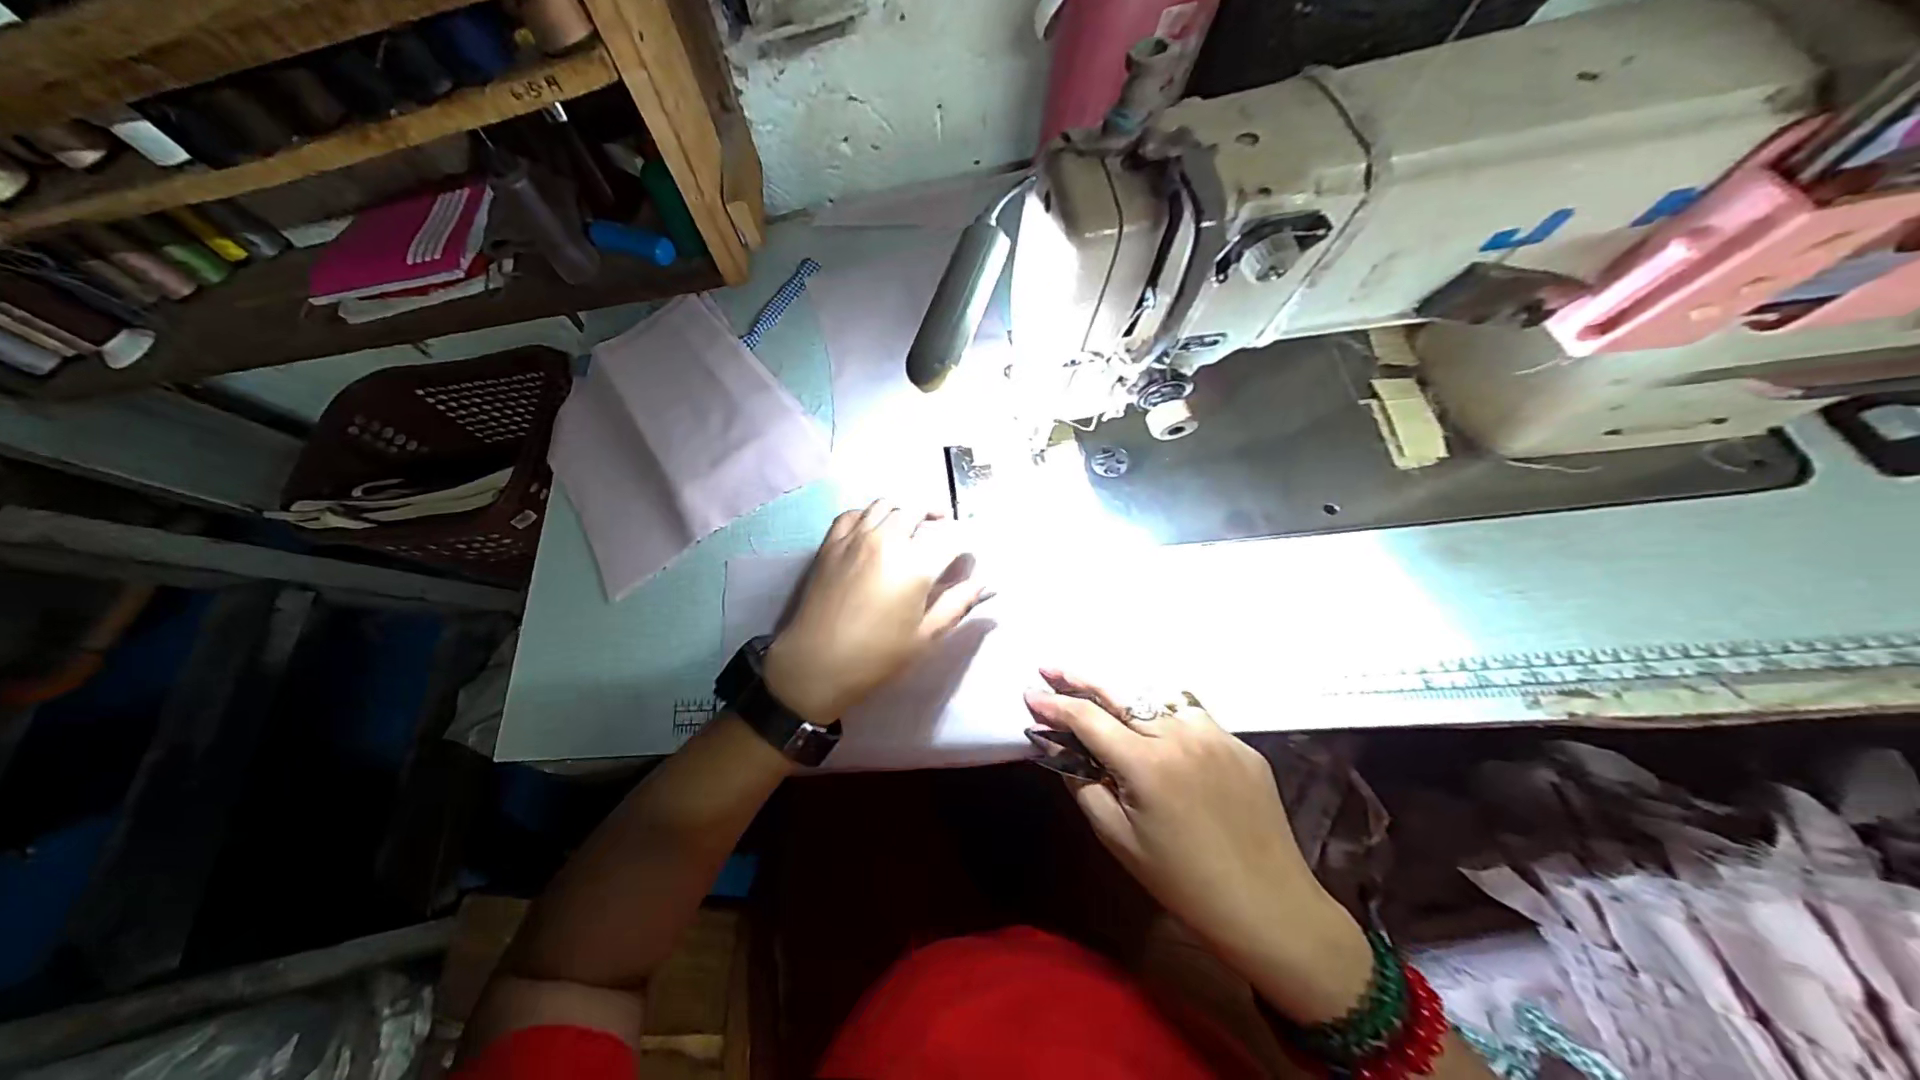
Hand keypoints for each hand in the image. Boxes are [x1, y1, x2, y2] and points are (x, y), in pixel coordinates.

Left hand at [763, 500, 989, 726]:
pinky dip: (869, 515)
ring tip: (911, 525)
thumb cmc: (876, 656)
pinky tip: (874, 528)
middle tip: (943, 530)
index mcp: (915, 565)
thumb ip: (957, 603)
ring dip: (904, 511)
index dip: (965, 545)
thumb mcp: (926, 636)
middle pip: (917, 510)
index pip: (951, 540)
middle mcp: (887, 540)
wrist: (816, 664)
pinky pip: (853, 514)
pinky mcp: (831, 544)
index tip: (968, 556)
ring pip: (886, 505)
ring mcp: (855, 538)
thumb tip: (983, 583)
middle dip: (936, 517)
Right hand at [1025, 669, 1371, 1021]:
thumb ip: (1082, 784)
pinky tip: (1154, 725)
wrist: (1266, 905)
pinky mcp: (1241, 745)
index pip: (1088, 718)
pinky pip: (1194, 716)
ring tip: (1100, 695)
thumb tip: (1056, 748)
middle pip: (1121, 692)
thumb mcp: (1117, 838)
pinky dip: (1165, 713)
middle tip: (1052, 671)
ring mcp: (1217, 736)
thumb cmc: (1181, 881)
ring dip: (1125, 692)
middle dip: (1081, 679)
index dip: (1055, 705)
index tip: (1030, 694)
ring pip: (1159, 696)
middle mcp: (1181, 736)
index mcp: (1146, 763)